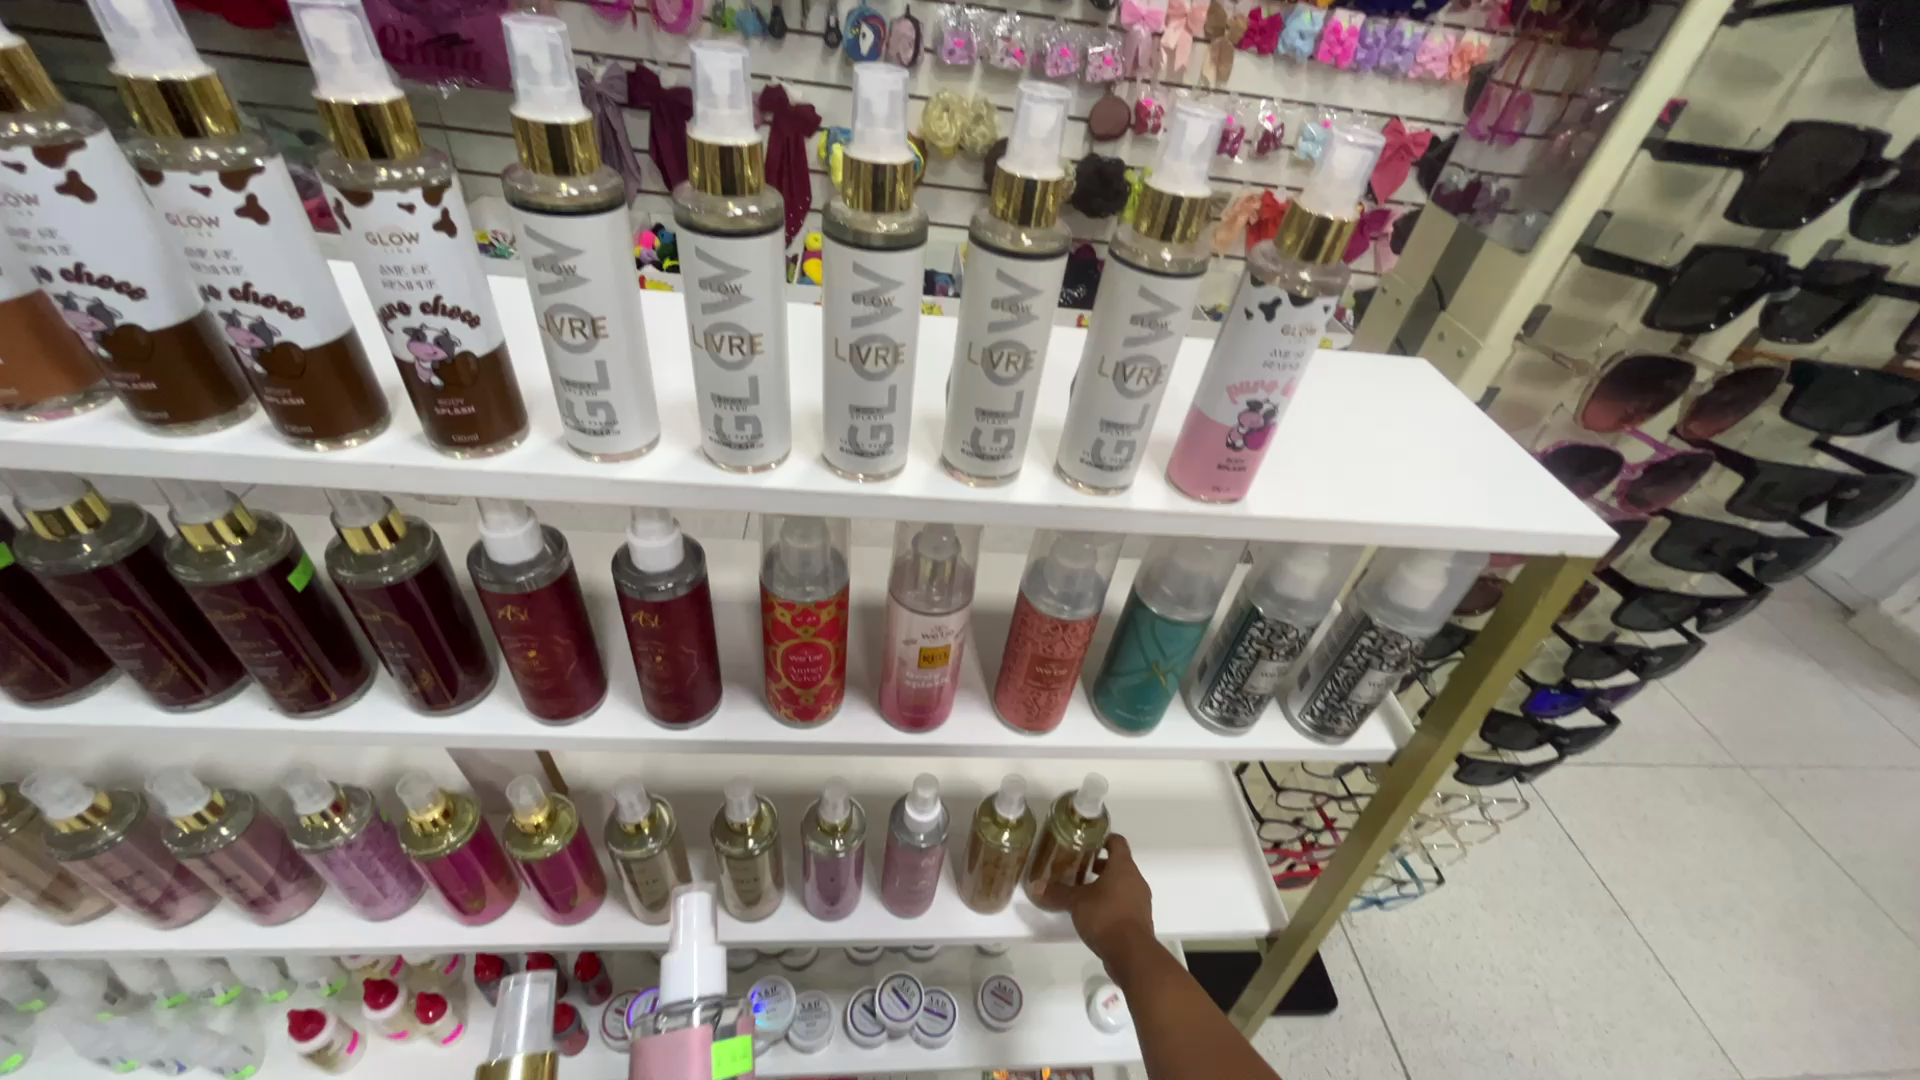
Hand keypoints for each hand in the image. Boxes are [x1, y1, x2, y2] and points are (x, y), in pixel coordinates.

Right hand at [1065, 834, 1155, 974]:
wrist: (1132, 954)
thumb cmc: (1105, 916)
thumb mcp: (1076, 902)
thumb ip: (1058, 893)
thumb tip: (1035, 886)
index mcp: (1123, 867)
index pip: (1117, 842)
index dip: (1103, 838)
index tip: (1088, 842)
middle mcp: (1136, 880)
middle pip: (1119, 865)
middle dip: (1099, 866)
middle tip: (1078, 868)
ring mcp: (1141, 901)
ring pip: (1122, 885)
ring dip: (1105, 886)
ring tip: (1083, 893)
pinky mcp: (1140, 921)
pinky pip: (1125, 904)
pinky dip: (1112, 904)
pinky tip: (1094, 914)